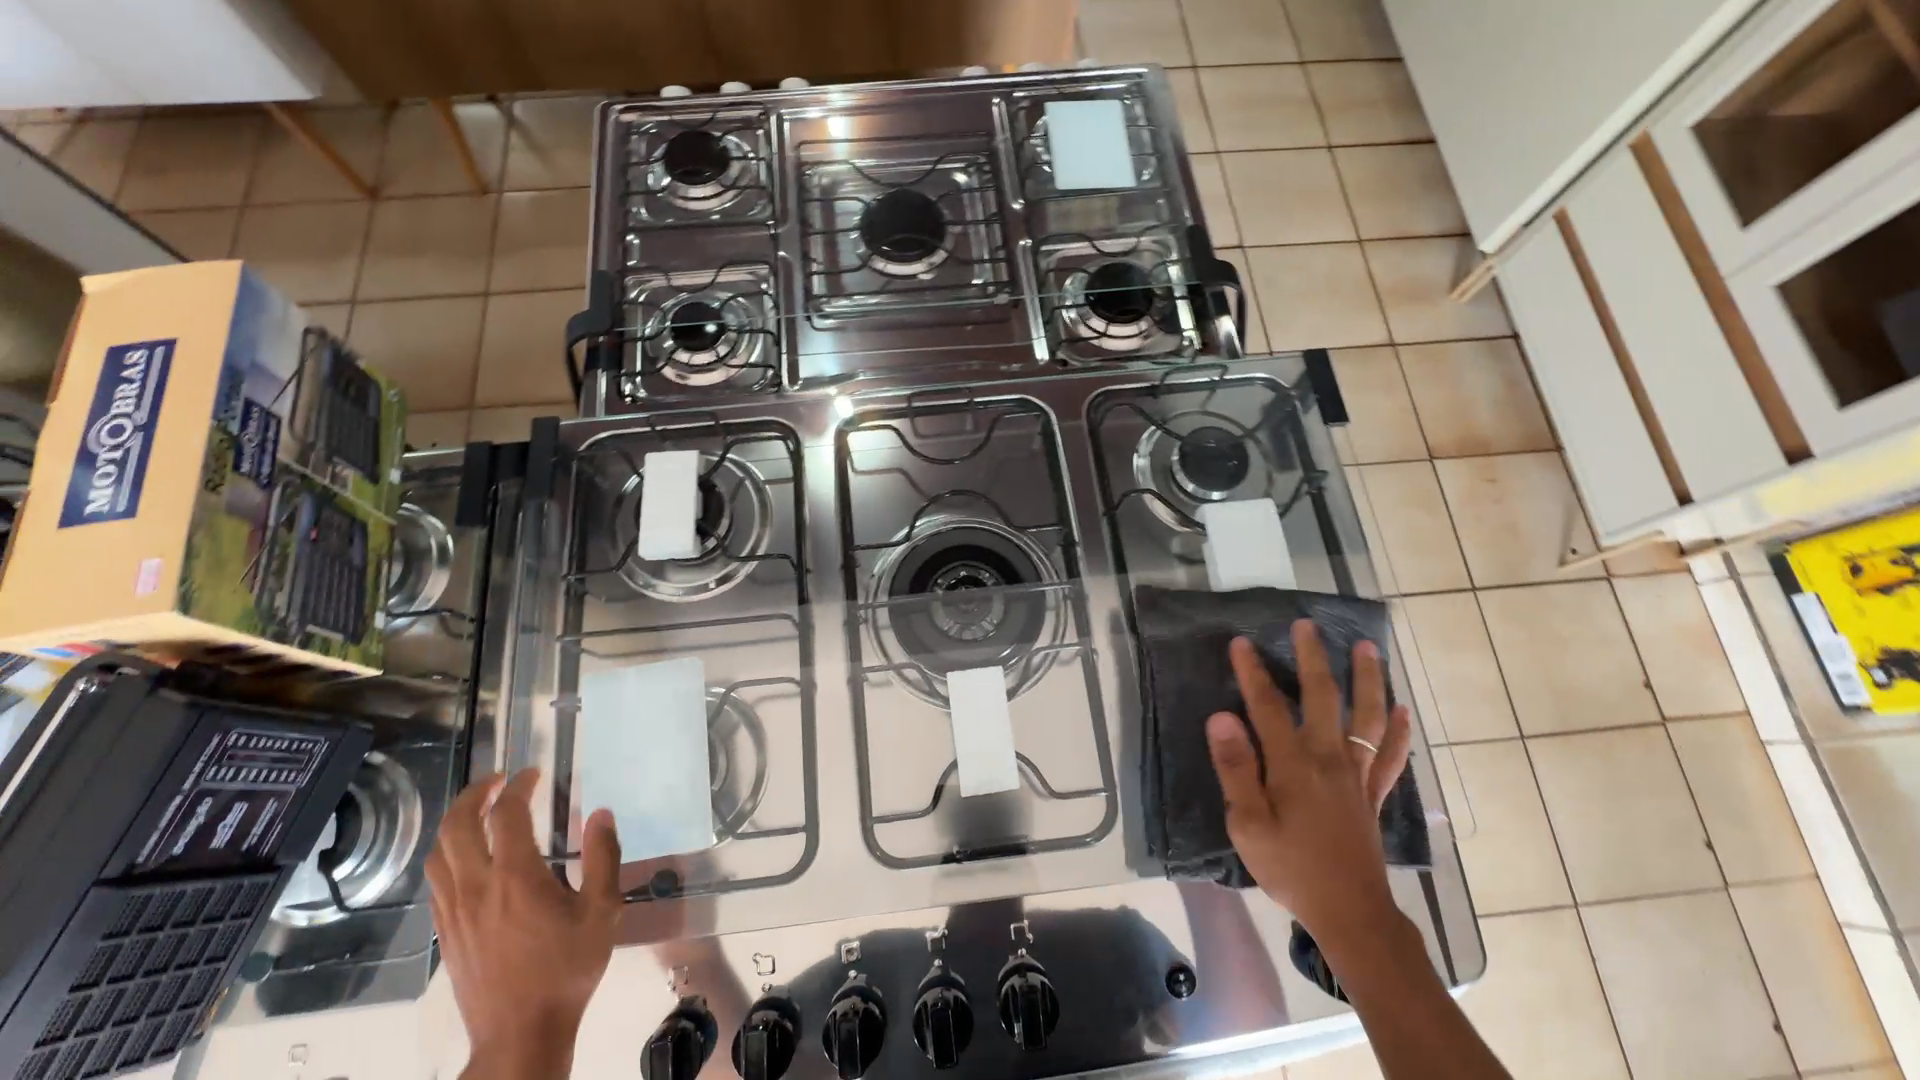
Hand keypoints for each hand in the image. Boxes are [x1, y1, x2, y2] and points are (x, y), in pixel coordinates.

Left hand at [428, 769, 621, 1079]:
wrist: (520, 1032)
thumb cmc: (567, 970)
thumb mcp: (602, 913)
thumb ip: (603, 859)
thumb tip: (601, 814)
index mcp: (516, 876)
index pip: (507, 813)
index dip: (518, 785)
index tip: (533, 773)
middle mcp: (476, 885)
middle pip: (457, 824)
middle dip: (475, 793)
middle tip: (498, 781)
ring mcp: (454, 909)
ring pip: (439, 851)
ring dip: (455, 821)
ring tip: (478, 811)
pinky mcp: (446, 930)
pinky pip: (437, 878)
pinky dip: (449, 852)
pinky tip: (469, 857)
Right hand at [1205, 621, 1412, 951]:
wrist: (1349, 911)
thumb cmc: (1289, 868)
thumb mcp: (1247, 824)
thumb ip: (1236, 768)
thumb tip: (1221, 717)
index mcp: (1293, 765)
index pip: (1268, 707)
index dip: (1253, 672)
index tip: (1241, 642)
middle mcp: (1328, 760)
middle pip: (1323, 698)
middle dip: (1312, 659)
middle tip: (1306, 625)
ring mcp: (1356, 776)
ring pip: (1366, 718)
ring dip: (1367, 680)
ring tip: (1367, 648)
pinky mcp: (1372, 795)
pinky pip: (1389, 756)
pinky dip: (1398, 731)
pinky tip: (1402, 709)